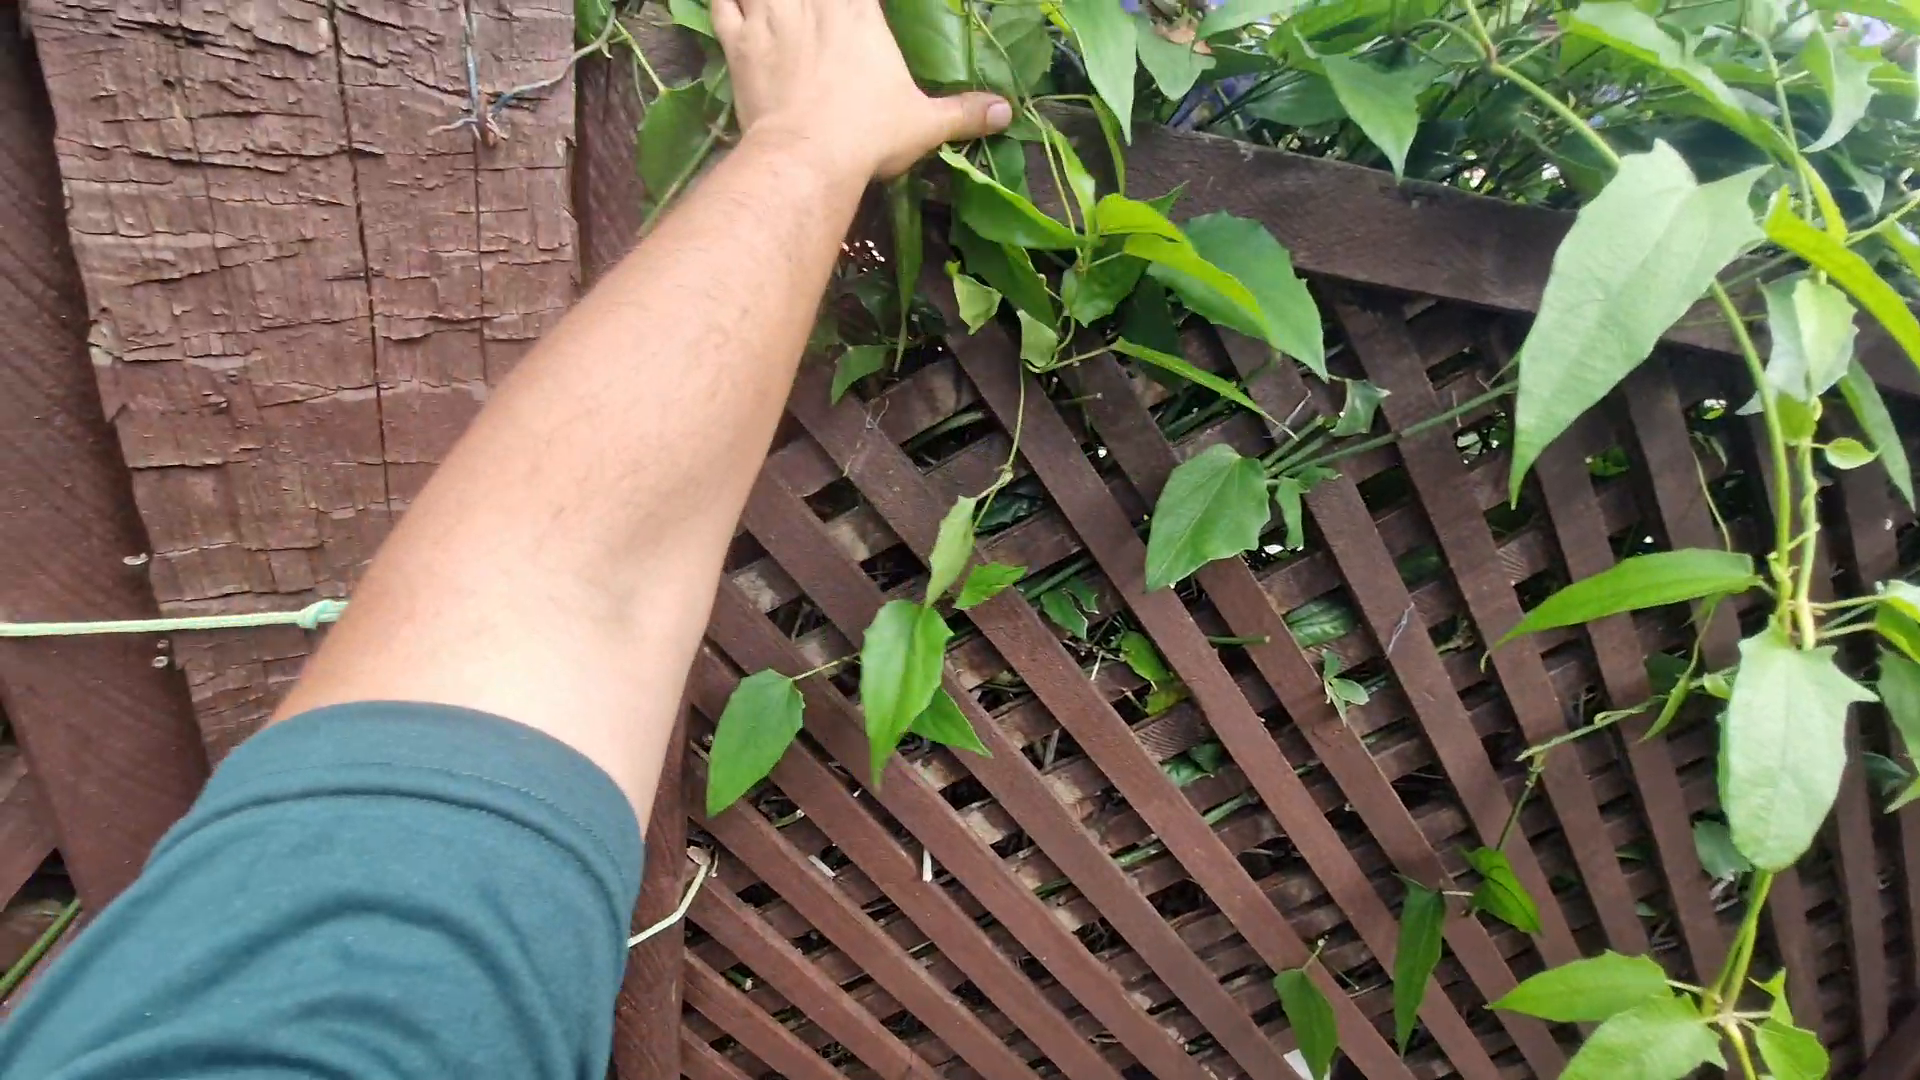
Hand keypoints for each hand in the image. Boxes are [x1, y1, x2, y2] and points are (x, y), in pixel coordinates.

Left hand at [712, 0, 1012, 178]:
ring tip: (774, 1)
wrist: (809, 158)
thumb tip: (1007, 113)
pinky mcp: (739, 44)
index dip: (856, 0)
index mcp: (858, 9)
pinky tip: (732, 1)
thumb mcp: (925, 125)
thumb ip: (963, 113)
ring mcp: (771, 16)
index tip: (855, 8)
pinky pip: (723, 3)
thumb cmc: (870, 137)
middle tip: (816, 9)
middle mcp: (813, 0)